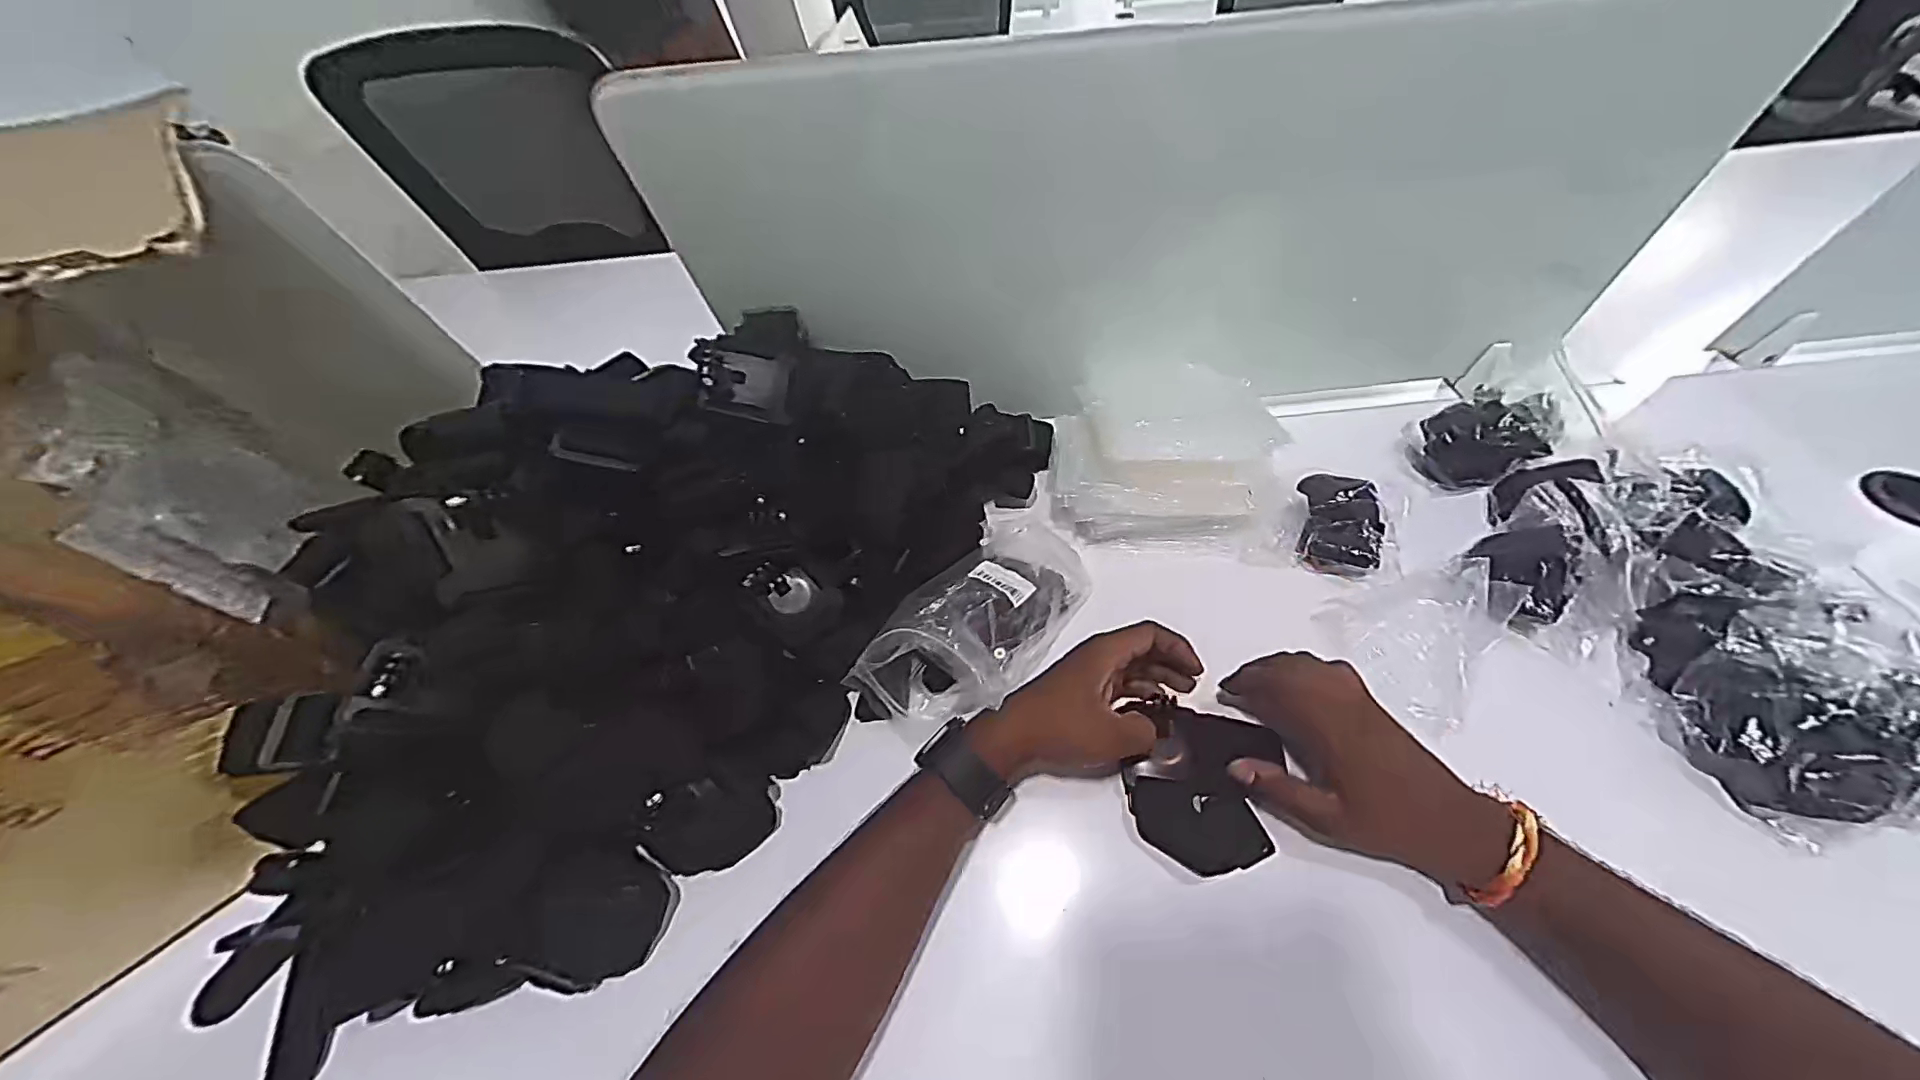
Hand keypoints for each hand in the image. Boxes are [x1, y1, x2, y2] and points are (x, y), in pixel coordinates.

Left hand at [968, 621, 1203, 780]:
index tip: (1195, 670)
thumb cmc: (1054, 725)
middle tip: (1191, 685)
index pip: (1150, 634)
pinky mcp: (1080, 694)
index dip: (1178, 648)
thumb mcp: (1114, 733)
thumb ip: (1148, 731)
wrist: (1013, 738)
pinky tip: (1148, 715)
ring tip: (1175, 701)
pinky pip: (1117, 687)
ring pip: (1130, 669)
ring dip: (1155, 681)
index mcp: (1104, 653)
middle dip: (1171, 665)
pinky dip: (1137, 695)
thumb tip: (1158, 732)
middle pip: (1142, 649)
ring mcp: (1087, 675)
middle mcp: (1096, 658)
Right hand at [1218, 652, 1511, 889]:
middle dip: (1255, 673)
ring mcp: (1360, 701)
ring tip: (1257, 683)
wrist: (1451, 822)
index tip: (1227, 695)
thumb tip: (1238, 768)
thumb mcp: (1326, 819)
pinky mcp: (1371, 703)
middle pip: (1290, 670)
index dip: (1246, 688)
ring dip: (1277, 667)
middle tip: (1234, 688)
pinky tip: (1295, 682)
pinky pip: (1327, 668)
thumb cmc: (1392, 823)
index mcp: (1331, 732)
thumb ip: (1277, 790)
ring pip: (1308, 664)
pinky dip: (1301, 667)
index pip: (1278, 691)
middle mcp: (1345, 707)